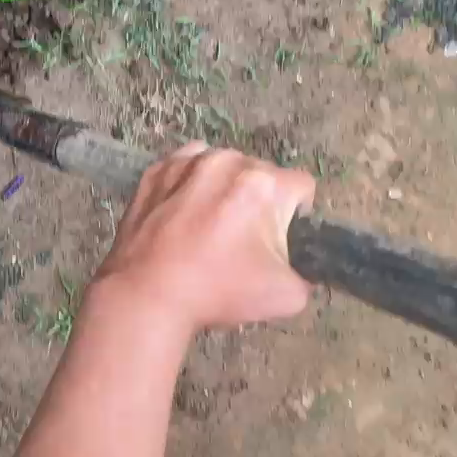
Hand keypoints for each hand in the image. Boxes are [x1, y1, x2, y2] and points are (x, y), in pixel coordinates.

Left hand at [95, 143, 315, 331]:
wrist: (147, 290)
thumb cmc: (218, 289)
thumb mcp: (289, 294)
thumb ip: (308, 269)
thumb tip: (295, 261)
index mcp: (260, 183)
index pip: (301, 185)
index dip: (298, 213)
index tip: (283, 236)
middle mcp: (222, 161)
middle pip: (258, 172)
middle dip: (260, 198)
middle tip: (244, 236)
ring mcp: (182, 162)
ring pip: (220, 165)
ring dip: (223, 186)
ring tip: (212, 223)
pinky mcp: (153, 171)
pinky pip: (184, 167)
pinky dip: (189, 183)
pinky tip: (183, 213)